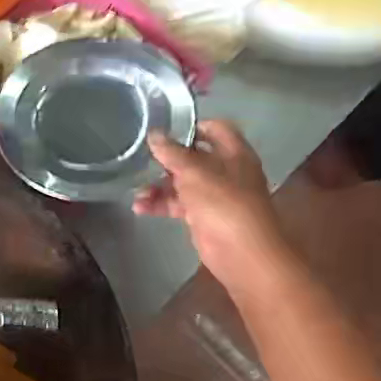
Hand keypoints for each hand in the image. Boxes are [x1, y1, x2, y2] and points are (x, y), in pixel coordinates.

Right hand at [135, 120, 298, 294]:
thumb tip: (153, 134)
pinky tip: (140, 207)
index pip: (215, 128)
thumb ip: (172, 152)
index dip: (191, 125)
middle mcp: (226, 171)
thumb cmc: (224, 204)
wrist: (244, 255)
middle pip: (194, 156)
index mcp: (234, 154)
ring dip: (159, 185)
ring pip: (183, 181)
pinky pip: (178, 204)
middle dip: (167, 158)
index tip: (163, 127)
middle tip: (142, 156)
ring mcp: (215, 195)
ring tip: (137, 190)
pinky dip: (161, 204)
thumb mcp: (194, 172)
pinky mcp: (204, 216)